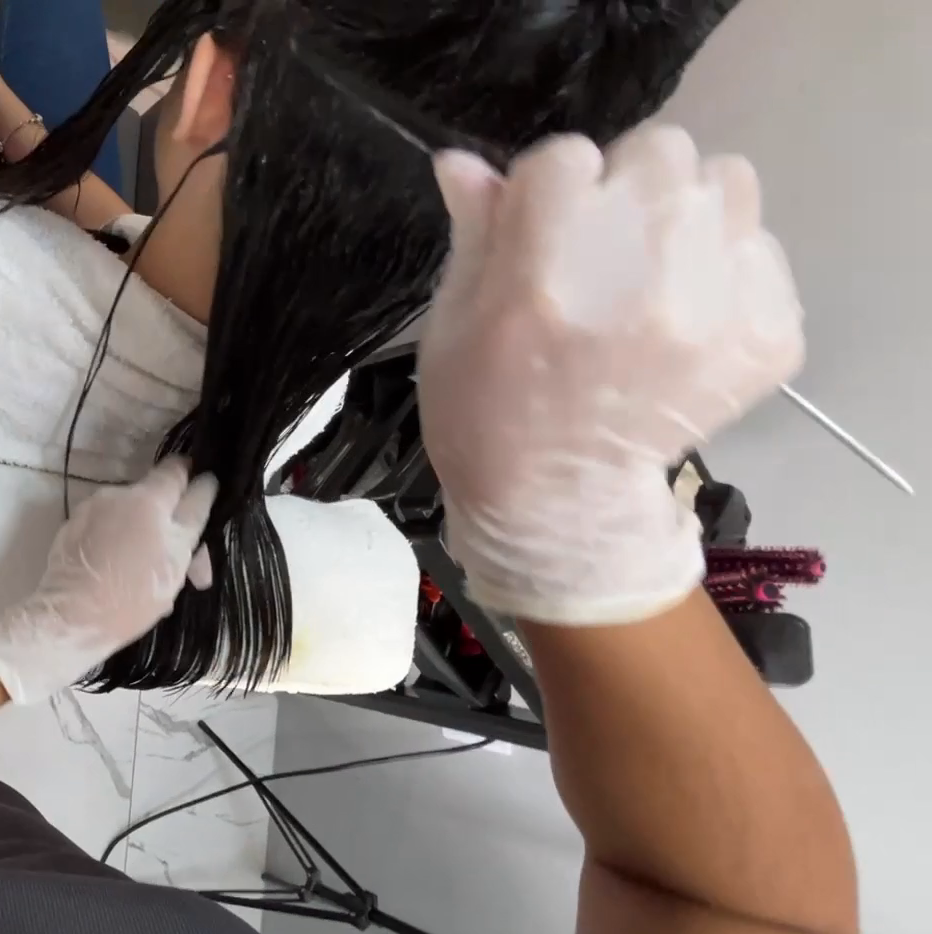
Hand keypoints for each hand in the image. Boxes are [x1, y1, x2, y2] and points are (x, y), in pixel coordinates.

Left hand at [0, 459, 216, 701]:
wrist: (72, 620)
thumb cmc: (133, 593)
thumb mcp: (177, 557)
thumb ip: (193, 515)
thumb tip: (207, 482)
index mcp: (147, 497)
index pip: (178, 469)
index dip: (194, 483)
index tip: (201, 506)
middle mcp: (115, 494)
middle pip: (154, 500)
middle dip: (172, 529)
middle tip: (187, 571)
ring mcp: (88, 512)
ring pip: (130, 520)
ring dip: (146, 543)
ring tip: (152, 584)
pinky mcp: (70, 532)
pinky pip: (105, 533)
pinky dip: (119, 549)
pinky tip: (123, 580)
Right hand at [419, 124, 803, 625]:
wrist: (553, 499)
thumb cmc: (477, 414)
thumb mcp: (448, 328)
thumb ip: (472, 237)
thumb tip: (462, 163)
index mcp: (538, 284)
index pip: (562, 159)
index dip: (538, 191)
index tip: (529, 230)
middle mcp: (636, 281)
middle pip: (656, 152)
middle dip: (616, 190)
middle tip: (591, 250)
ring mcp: (715, 310)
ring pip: (723, 184)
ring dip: (678, 215)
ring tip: (642, 274)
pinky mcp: (768, 333)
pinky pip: (759, 248)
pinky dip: (717, 269)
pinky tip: (675, 317)